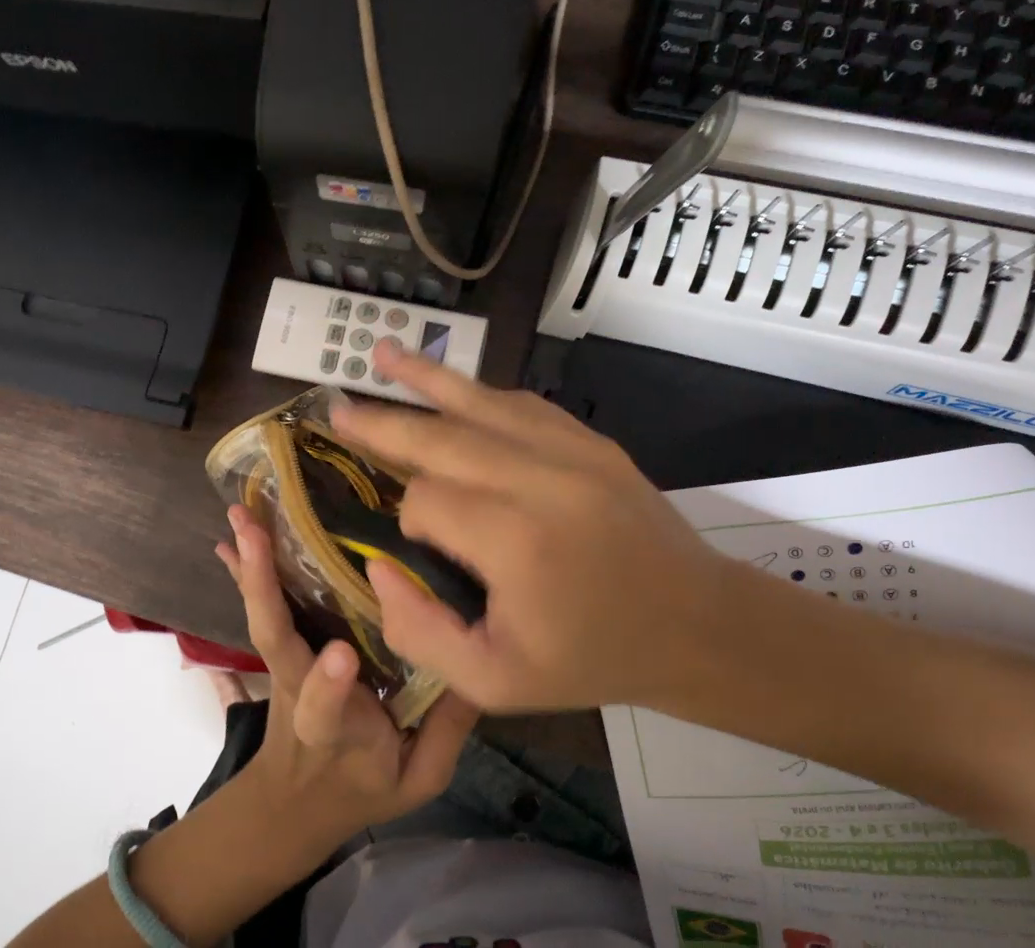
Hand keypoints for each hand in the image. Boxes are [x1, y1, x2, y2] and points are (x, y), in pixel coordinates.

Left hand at [216, 506, 477, 840]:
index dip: (328, 685)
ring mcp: (283, 667)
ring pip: (263, 616)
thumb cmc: (362, 788)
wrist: (296, 801)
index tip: (342, 653)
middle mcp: (299, 690)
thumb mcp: (417, 780)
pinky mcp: (279, 651)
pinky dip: (247, 571)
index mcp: (335, 729)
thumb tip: (474, 672)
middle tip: (251, 530)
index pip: (326, 710)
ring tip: (241, 514)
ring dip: (250, 565)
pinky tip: (235, 534)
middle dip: (262, 588)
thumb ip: (446, 733)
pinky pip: (262, 608)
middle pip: (275, 640)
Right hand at [330, 339, 751, 712]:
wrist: (698, 626)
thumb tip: (378, 567)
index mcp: (515, 542)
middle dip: (384, 422)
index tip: (422, 546)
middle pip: (440, 435)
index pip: (425, 500)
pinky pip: (521, 403)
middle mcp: (540, 481)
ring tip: (382, 353)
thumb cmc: (591, 658)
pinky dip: (477, 392)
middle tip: (337, 407)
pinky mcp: (592, 441)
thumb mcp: (494, 682)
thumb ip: (419, 631)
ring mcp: (572, 451)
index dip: (408, 519)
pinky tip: (449, 385)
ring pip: (479, 402)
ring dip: (425, 378)